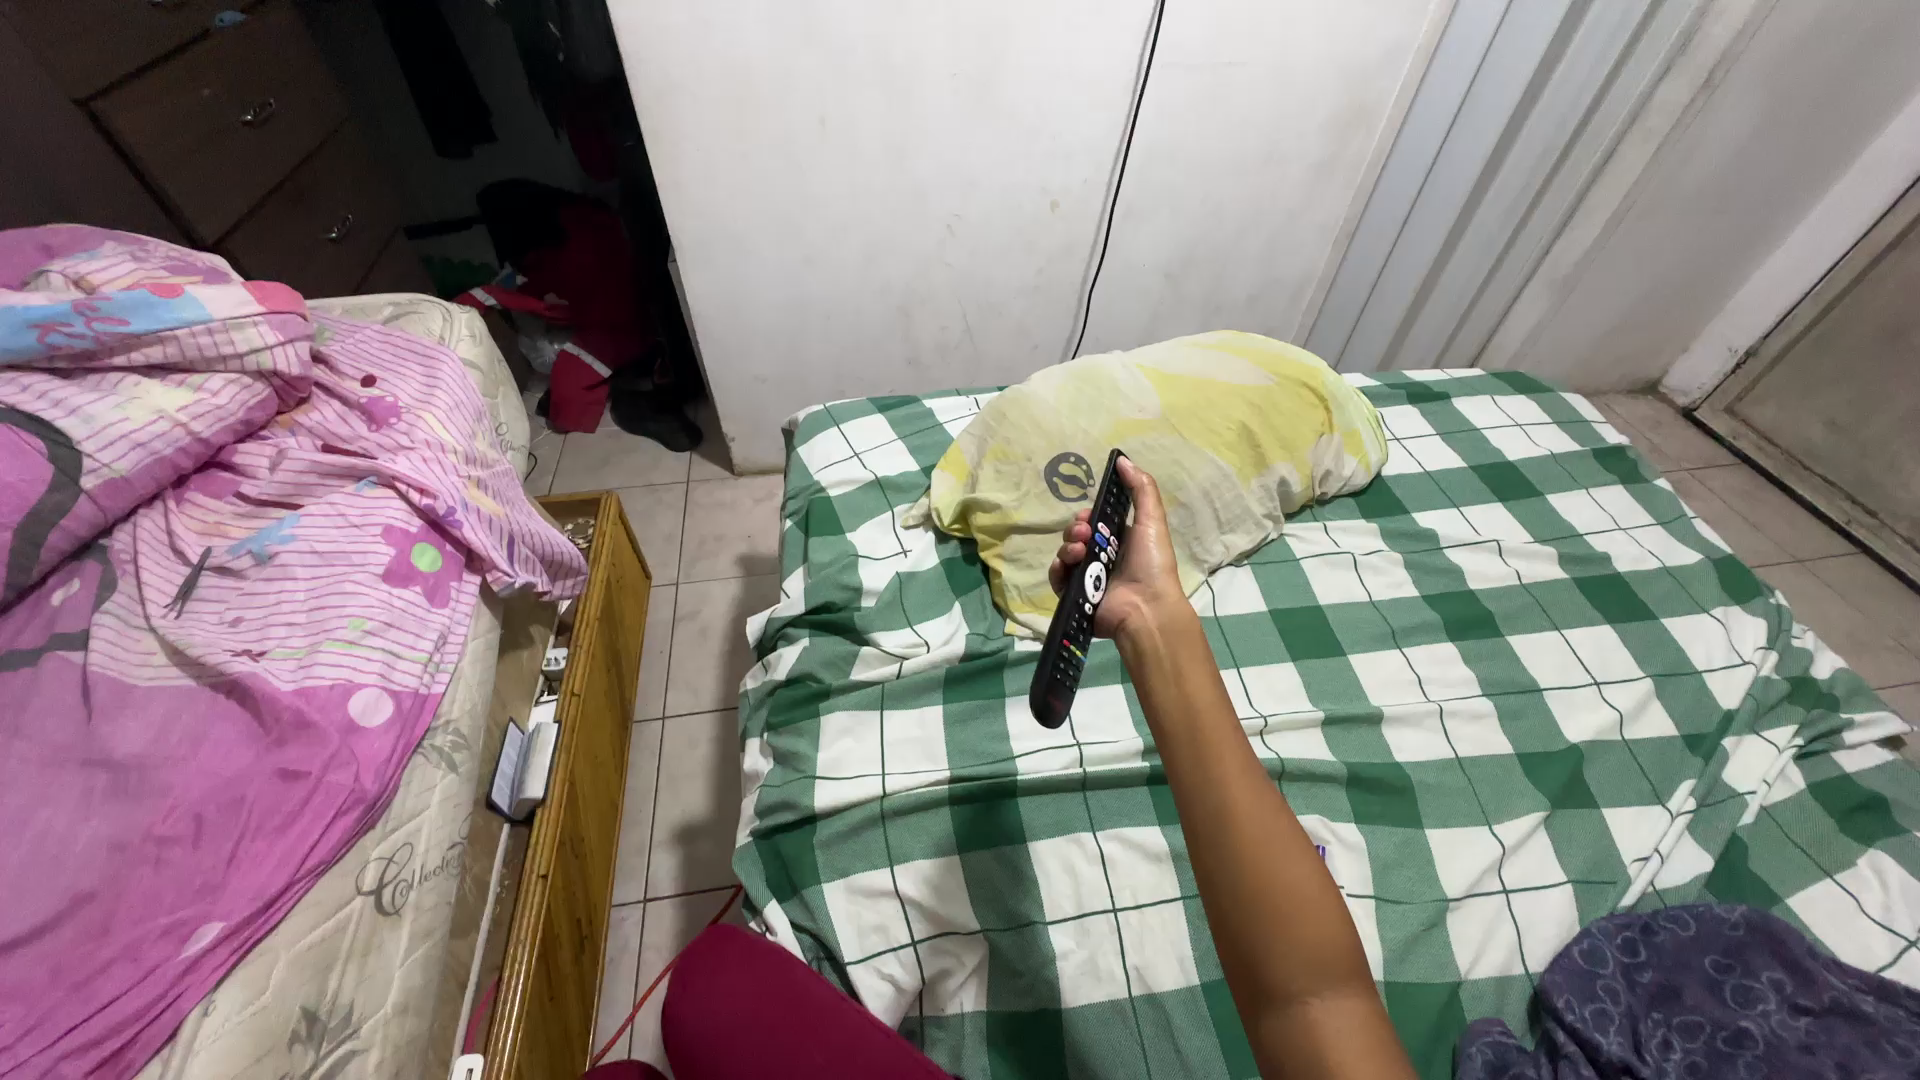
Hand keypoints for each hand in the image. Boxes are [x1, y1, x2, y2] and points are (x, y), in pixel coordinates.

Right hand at [1048, 457, 1187, 641]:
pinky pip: (1058, 578)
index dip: (1087, 516)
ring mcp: (1087, 578)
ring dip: (1067, 547)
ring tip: (1078, 553)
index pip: (1093, 522)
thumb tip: (1122, 459)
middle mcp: (1102, 558)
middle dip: (1075, 530)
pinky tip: (1066, 566)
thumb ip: (1141, 488)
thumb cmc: (1152, 563)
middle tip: (1084, 535)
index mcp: (1119, 541)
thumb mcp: (1152, 521)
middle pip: (1076, 536)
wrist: (1146, 607)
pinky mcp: (1075, 595)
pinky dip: (1058, 570)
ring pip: (1065, 554)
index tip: (1088, 516)